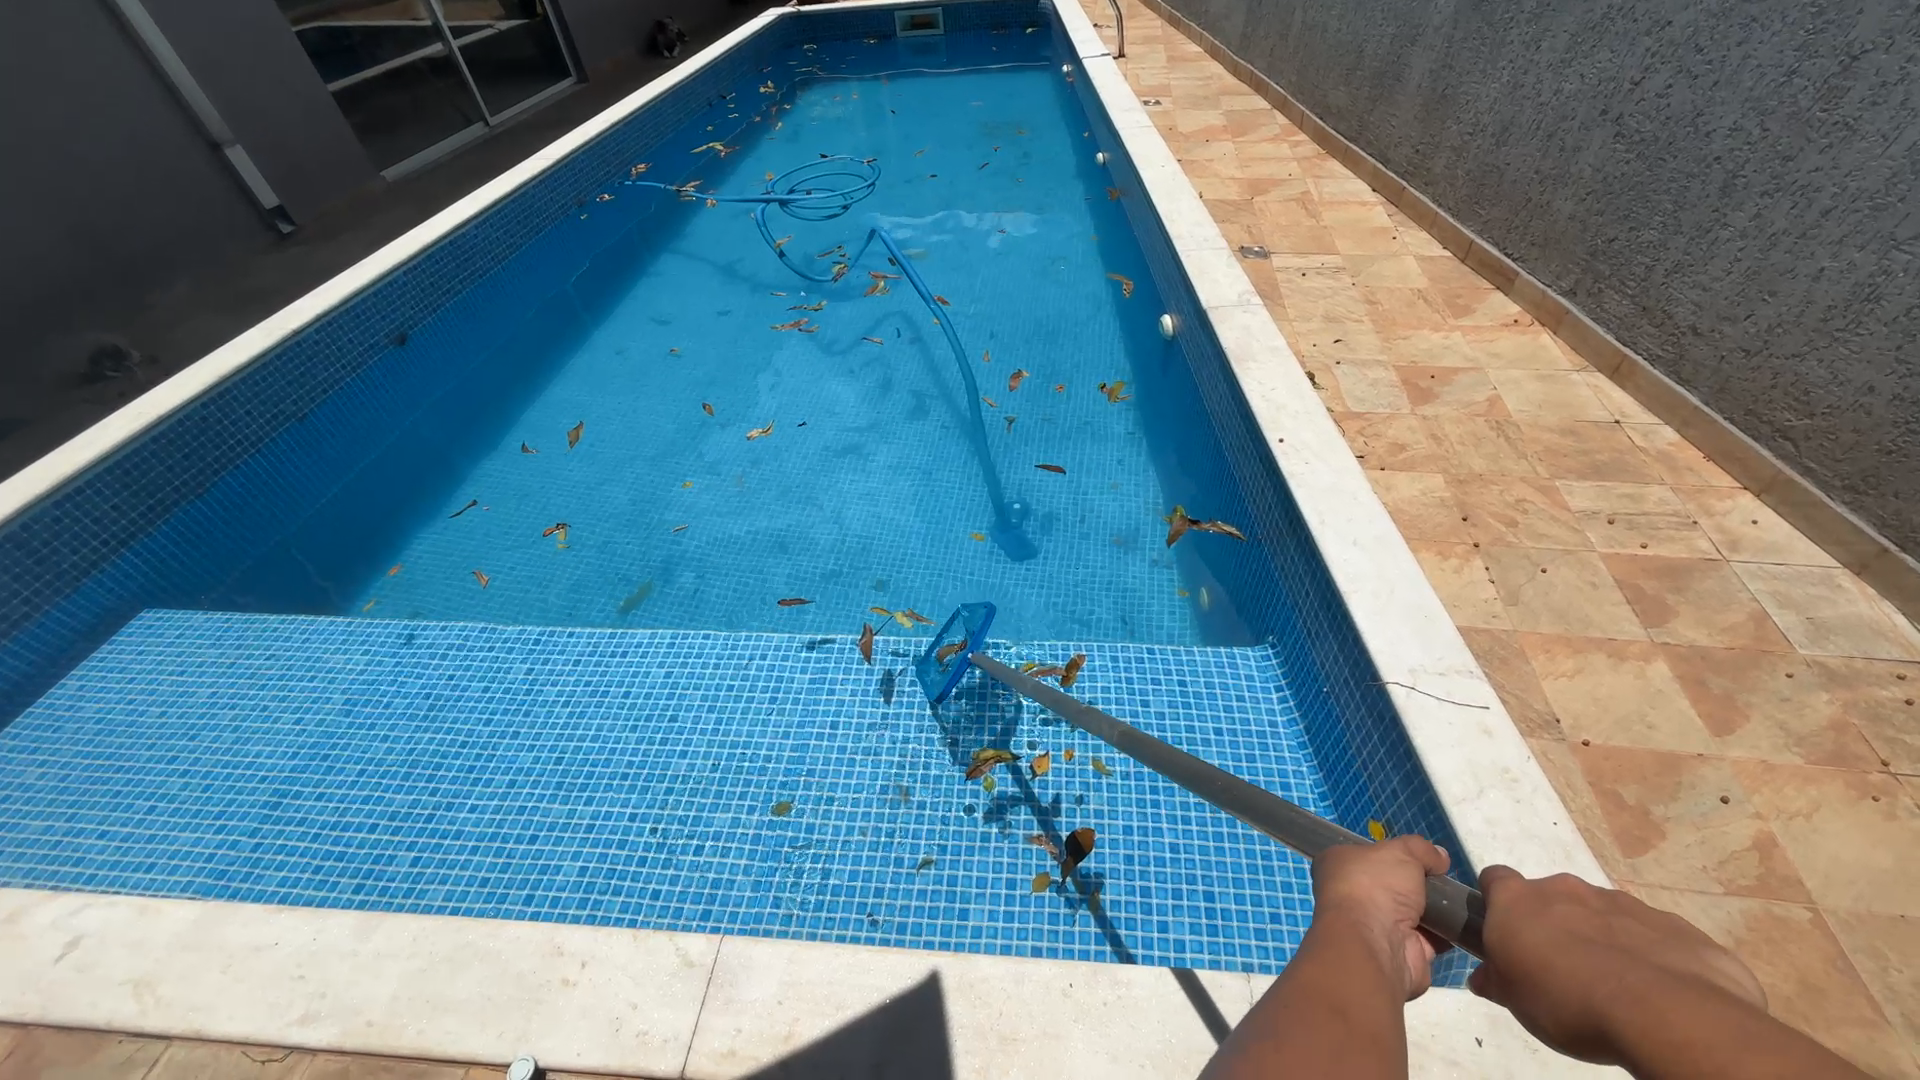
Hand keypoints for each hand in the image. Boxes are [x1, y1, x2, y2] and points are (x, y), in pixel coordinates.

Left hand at [1308, 834, 1450, 1000]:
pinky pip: (1428, 938)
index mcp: (1338, 864)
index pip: (1365, 855)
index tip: (1418, 857)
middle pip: (1391, 885)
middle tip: (1442, 881)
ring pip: (1411, 912)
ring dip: (1432, 910)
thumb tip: (1439, 857)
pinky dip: (1443, 933)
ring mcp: (1374, 925)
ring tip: (1454, 902)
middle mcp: (1351, 894)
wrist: (1377, 942)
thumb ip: (1420, 849)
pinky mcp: (1399, 951)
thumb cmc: (1375, 885)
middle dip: (1417, 885)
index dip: (1391, 854)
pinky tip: (1458, 924)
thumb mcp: (1399, 852)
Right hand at [1468, 866, 1765, 1064]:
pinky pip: (1650, 934)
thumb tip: (1484, 978)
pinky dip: (1647, 953)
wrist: (1667, 1015)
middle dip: (1556, 924)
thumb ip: (1497, 981)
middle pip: (1552, 897)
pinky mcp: (1672, 925)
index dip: (1497, 902)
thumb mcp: (1516, 1001)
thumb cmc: (1568, 1001)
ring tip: (1615, 985)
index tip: (1507, 932)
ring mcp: (1621, 903)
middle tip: (1563, 969)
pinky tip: (1656, 990)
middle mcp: (1565, 889)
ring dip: (1602, 938)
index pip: (1495, 880)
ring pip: (1602, 914)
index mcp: (1518, 900)